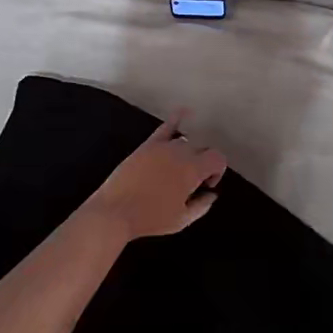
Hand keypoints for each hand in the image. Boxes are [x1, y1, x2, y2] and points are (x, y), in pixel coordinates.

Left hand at [79, 116, 226, 240]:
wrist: (115, 211)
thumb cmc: (151, 218)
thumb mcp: (182, 220)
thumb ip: (202, 206)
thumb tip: (212, 194)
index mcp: (193, 170)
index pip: (217, 158)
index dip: (217, 171)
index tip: (206, 185)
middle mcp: (181, 152)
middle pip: (202, 149)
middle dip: (203, 164)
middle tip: (191, 183)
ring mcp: (163, 146)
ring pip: (185, 142)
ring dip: (188, 153)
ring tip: (178, 169)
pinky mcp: (148, 145)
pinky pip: (166, 127)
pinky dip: (176, 117)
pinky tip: (184, 111)